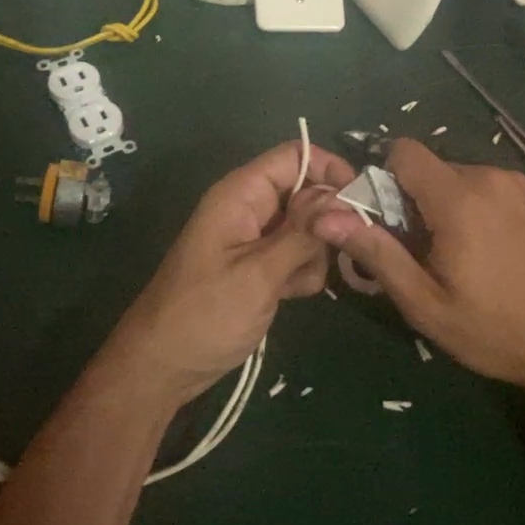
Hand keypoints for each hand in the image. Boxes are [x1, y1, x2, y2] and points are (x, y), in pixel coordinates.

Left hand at [97, 141, 356, 402]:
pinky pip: (297, 255)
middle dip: (325, 222)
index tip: (361, 201)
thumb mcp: (259, 274)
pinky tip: (290, 297)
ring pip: (307, 227)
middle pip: (306, 192)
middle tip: (335, 254)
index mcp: (241, 195)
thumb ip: (302, 233)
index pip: (294, 157)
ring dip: (313, 254)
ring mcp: (254, 239)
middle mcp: (249, 208)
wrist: (163, 368)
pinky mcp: (260, 267)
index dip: (329, 169)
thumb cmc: (204, 315)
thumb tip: (342, 196)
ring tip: (295, 284)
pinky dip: (302, 273)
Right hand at [309, 138, 524, 396]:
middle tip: (422, 251)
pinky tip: (488, 250)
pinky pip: (488, 186)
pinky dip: (476, 207)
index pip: (404, 151)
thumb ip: (375, 253)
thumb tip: (325, 218)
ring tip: (459, 255)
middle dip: (416, 200)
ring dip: (447, 204)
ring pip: (459, 177)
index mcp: (459, 198)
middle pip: (431, 168)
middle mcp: (489, 177)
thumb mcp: (424, 303)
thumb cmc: (492, 330)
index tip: (388, 219)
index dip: (385, 177)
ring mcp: (518, 183)